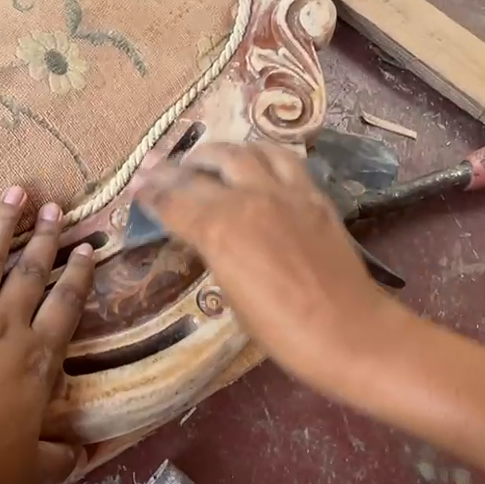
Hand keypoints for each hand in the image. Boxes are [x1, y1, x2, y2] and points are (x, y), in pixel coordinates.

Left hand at [0, 186, 95, 483]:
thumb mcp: (27, 474)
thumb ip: (57, 457)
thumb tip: (81, 453)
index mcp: (35, 362)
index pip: (67, 306)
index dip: (79, 275)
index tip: (88, 247)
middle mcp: (4, 328)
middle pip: (31, 272)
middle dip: (46, 237)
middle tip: (56, 206)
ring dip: (4, 222)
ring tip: (17, 191)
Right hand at [135, 142, 401, 386]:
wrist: (349, 332)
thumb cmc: (282, 331)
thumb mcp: (231, 295)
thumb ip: (213, 252)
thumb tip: (201, 233)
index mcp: (219, 230)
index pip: (174, 201)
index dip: (150, 193)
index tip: (136, 186)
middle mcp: (247, 199)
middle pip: (201, 169)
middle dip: (171, 166)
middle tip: (154, 164)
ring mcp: (284, 192)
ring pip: (241, 151)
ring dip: (215, 151)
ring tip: (202, 157)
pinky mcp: (312, 193)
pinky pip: (282, 157)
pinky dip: (259, 152)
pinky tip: (253, 156)